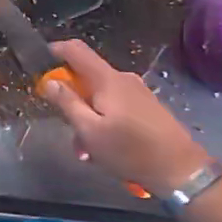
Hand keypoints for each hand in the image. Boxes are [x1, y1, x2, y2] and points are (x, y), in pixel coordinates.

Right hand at [42, 39, 211, 193]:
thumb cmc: (130, 151)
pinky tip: (104, 148)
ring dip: (86, 117)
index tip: (40, 65)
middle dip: (71, 99)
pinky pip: (114, 105)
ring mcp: (138, 93)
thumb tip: (50, 81)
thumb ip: (67, 102)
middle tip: (66, 128)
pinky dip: (102, 121)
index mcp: (108, 80)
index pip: (76, 49)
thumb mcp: (89, 130)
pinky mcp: (146, 107)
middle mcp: (124, 79)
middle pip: (86, 77)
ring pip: (99, 96)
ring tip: (86, 150)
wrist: (181, 171)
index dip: (55, 51)